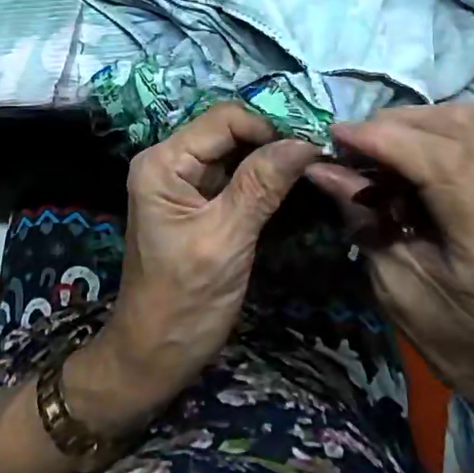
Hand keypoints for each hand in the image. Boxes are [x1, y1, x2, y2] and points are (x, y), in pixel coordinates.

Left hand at [70, 103, 322, 436]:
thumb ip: (262, 185)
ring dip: (270, 159)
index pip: (223, 120)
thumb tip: (305, 142)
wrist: (154, 352)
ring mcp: (181, 182)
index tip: (312, 149)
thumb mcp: (227, 239)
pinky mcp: (196, 202)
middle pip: (227, 131)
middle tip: (319, 160)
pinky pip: (232, 176)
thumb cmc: (185, 300)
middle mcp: (168, 161)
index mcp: (163, 162)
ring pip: (233, 152)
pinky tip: (291, 186)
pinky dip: (260, 179)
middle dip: (272, 141)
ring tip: (313, 171)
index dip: (268, 127)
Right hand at [304, 106, 473, 419]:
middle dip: (394, 125)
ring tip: (376, 150)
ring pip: (468, 126)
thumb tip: (319, 166)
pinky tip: (408, 162)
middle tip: (350, 144)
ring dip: (412, 125)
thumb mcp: (391, 284)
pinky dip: (432, 139)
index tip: (337, 133)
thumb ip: (362, 218)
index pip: (447, 167)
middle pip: (459, 132)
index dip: (388, 139)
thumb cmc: (445, 335)